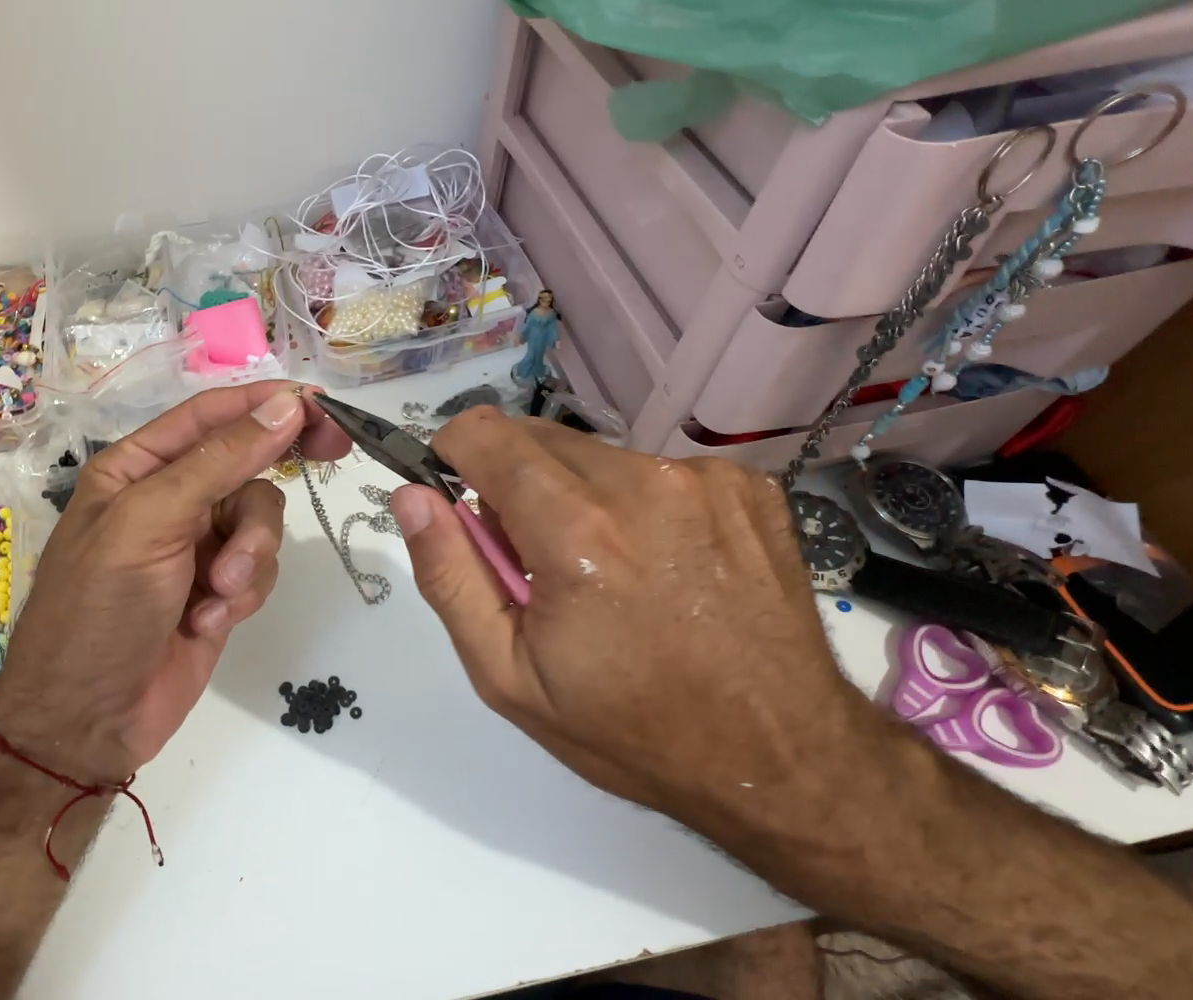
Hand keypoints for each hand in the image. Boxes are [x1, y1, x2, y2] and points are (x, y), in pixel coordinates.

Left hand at [0, 382, 349, 783]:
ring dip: (250, 555)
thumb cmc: (100, 607)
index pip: (210, 416)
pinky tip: (209, 622)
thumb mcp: (152, 522)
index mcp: (136, 469)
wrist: (88, 719)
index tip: (322, 404)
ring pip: (260, 522)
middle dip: (267, 486)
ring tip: (221, 592)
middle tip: (335, 452)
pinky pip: (259, 570)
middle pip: (246, 468)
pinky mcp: (219, 591)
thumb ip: (220, 461)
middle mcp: (169, 500)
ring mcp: (196, 548)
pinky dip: (244, 594)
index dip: (265, 403)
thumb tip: (285, 404)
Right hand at [389, 408, 868, 826]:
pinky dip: (637, 504)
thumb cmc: (628, 726)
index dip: (453, 455)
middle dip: (514, 484)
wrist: (781, 759)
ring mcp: (705, 479)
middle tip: (535, 559)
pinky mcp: (749, 486)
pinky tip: (661, 566)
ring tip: (607, 571)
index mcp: (576, 527)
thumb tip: (411, 496)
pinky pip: (656, 470)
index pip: (483, 433)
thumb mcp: (508, 674)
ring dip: (577, 495)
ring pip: (596, 455)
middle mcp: (643, 481)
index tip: (460, 498)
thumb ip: (449, 575)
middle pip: (537, 438)